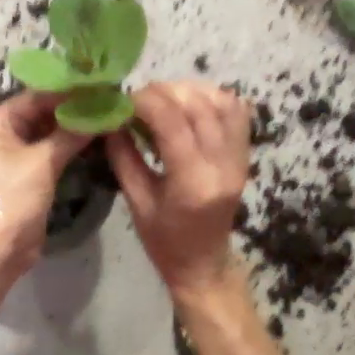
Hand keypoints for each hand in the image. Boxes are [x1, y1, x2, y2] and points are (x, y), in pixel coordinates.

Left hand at [0, 91, 91, 285]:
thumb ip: (71, 133)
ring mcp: (11, 155)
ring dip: (74, 127)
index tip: (101, 85)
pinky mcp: (25, 174)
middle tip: (110, 99)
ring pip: (47, 133)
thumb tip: (102, 111)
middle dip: (73, 109)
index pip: (35, 97)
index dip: (68, 92)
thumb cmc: (12, 199)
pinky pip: (48, 151)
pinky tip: (96, 138)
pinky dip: (69, 146)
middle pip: (40, 113)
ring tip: (109, 115)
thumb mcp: (42, 162)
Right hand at [106, 82, 251, 305]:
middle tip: (139, 99)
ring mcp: (239, 159)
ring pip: (222, 102)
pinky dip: (214, 98)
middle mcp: (222, 166)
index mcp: (193, 183)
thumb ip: (123, 156)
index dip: (146, 101)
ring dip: (189, 90)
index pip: (173, 122)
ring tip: (163, 99)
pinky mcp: (245, 156)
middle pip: (199, 106)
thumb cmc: (164, 240)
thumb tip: (108, 119)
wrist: (203, 263)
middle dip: (164, 91)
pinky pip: (238, 112)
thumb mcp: (135, 201)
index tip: (123, 102)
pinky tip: (190, 105)